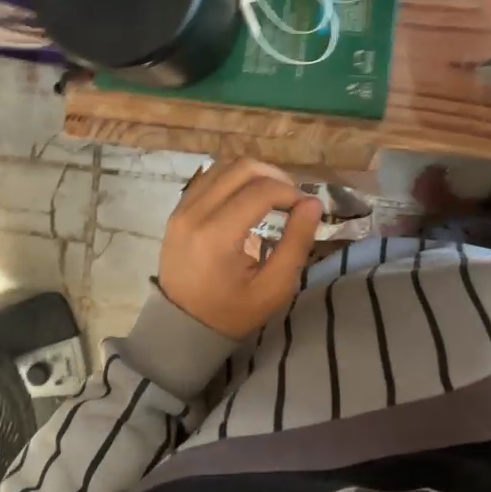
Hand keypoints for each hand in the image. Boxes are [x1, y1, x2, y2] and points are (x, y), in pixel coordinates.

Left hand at [159, 159, 320, 338]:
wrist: (181, 325)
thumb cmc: (231, 312)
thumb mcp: (273, 288)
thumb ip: (295, 243)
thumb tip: (313, 203)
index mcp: (216, 235)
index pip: (261, 190)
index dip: (291, 192)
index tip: (307, 208)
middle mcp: (194, 213)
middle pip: (241, 168)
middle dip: (275, 176)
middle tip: (292, 198)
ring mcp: (181, 208)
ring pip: (223, 166)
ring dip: (253, 174)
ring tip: (273, 195)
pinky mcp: (177, 210)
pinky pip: (208, 178)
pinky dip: (232, 179)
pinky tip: (247, 198)